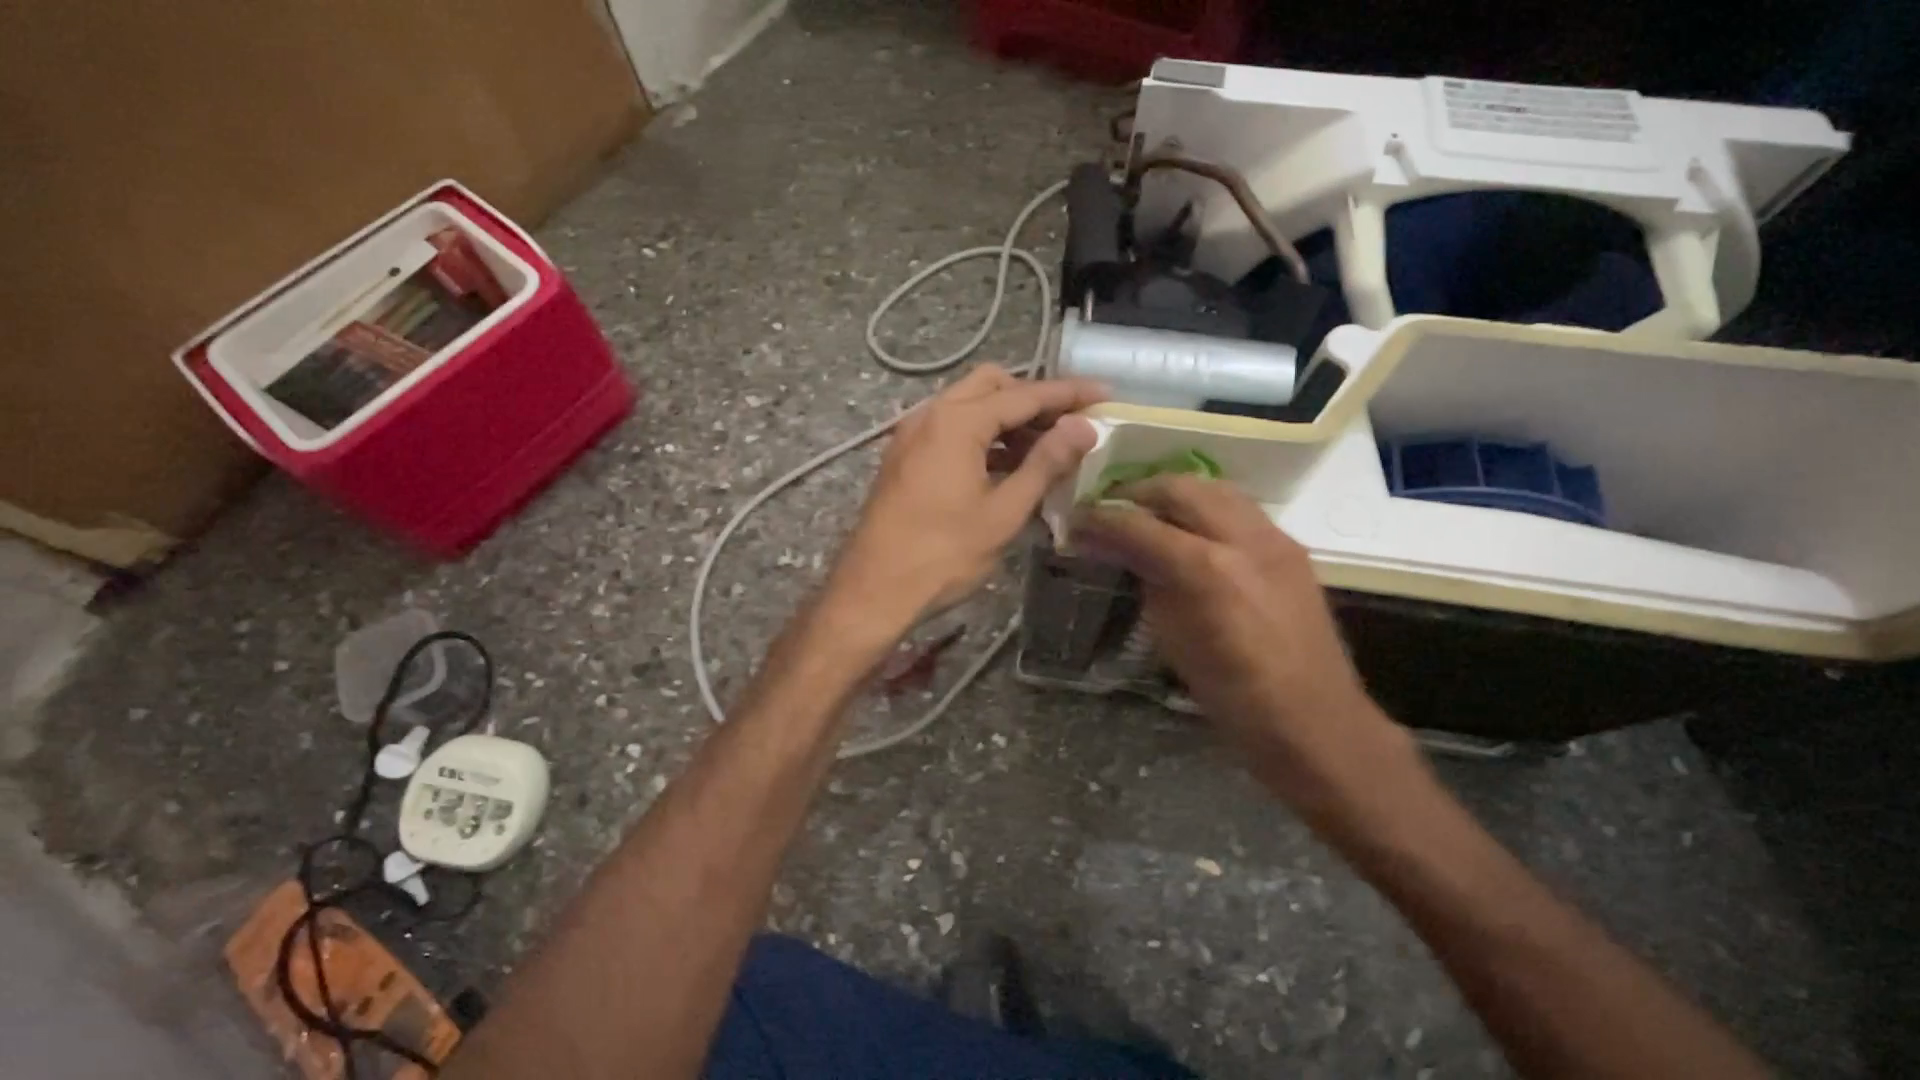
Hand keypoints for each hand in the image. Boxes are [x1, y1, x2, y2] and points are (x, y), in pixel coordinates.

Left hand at [827, 366, 1104, 632]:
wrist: (874, 590)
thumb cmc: (943, 555)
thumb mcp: (1003, 512)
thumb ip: (1045, 464)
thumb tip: (1083, 428)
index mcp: (956, 421)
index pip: (1024, 394)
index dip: (1068, 394)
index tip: (1104, 394)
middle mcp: (930, 415)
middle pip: (991, 386)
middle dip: (1033, 398)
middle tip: (1071, 423)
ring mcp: (911, 435)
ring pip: (968, 406)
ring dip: (1007, 418)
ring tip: (1047, 448)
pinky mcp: (904, 457)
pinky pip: (950, 428)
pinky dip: (982, 435)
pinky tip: (1007, 464)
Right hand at [1072, 475, 1408, 803]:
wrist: (1313, 722)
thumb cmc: (1233, 697)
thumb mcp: (1174, 641)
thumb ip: (1149, 584)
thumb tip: (1122, 552)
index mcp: (1207, 569)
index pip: (1139, 525)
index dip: (1101, 520)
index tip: (1076, 522)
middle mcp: (1244, 539)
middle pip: (1179, 489)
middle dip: (1137, 494)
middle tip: (1109, 511)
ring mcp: (1274, 538)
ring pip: (1215, 489)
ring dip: (1175, 495)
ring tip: (1148, 513)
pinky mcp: (1292, 548)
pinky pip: (1241, 509)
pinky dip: (1207, 509)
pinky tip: (1192, 531)